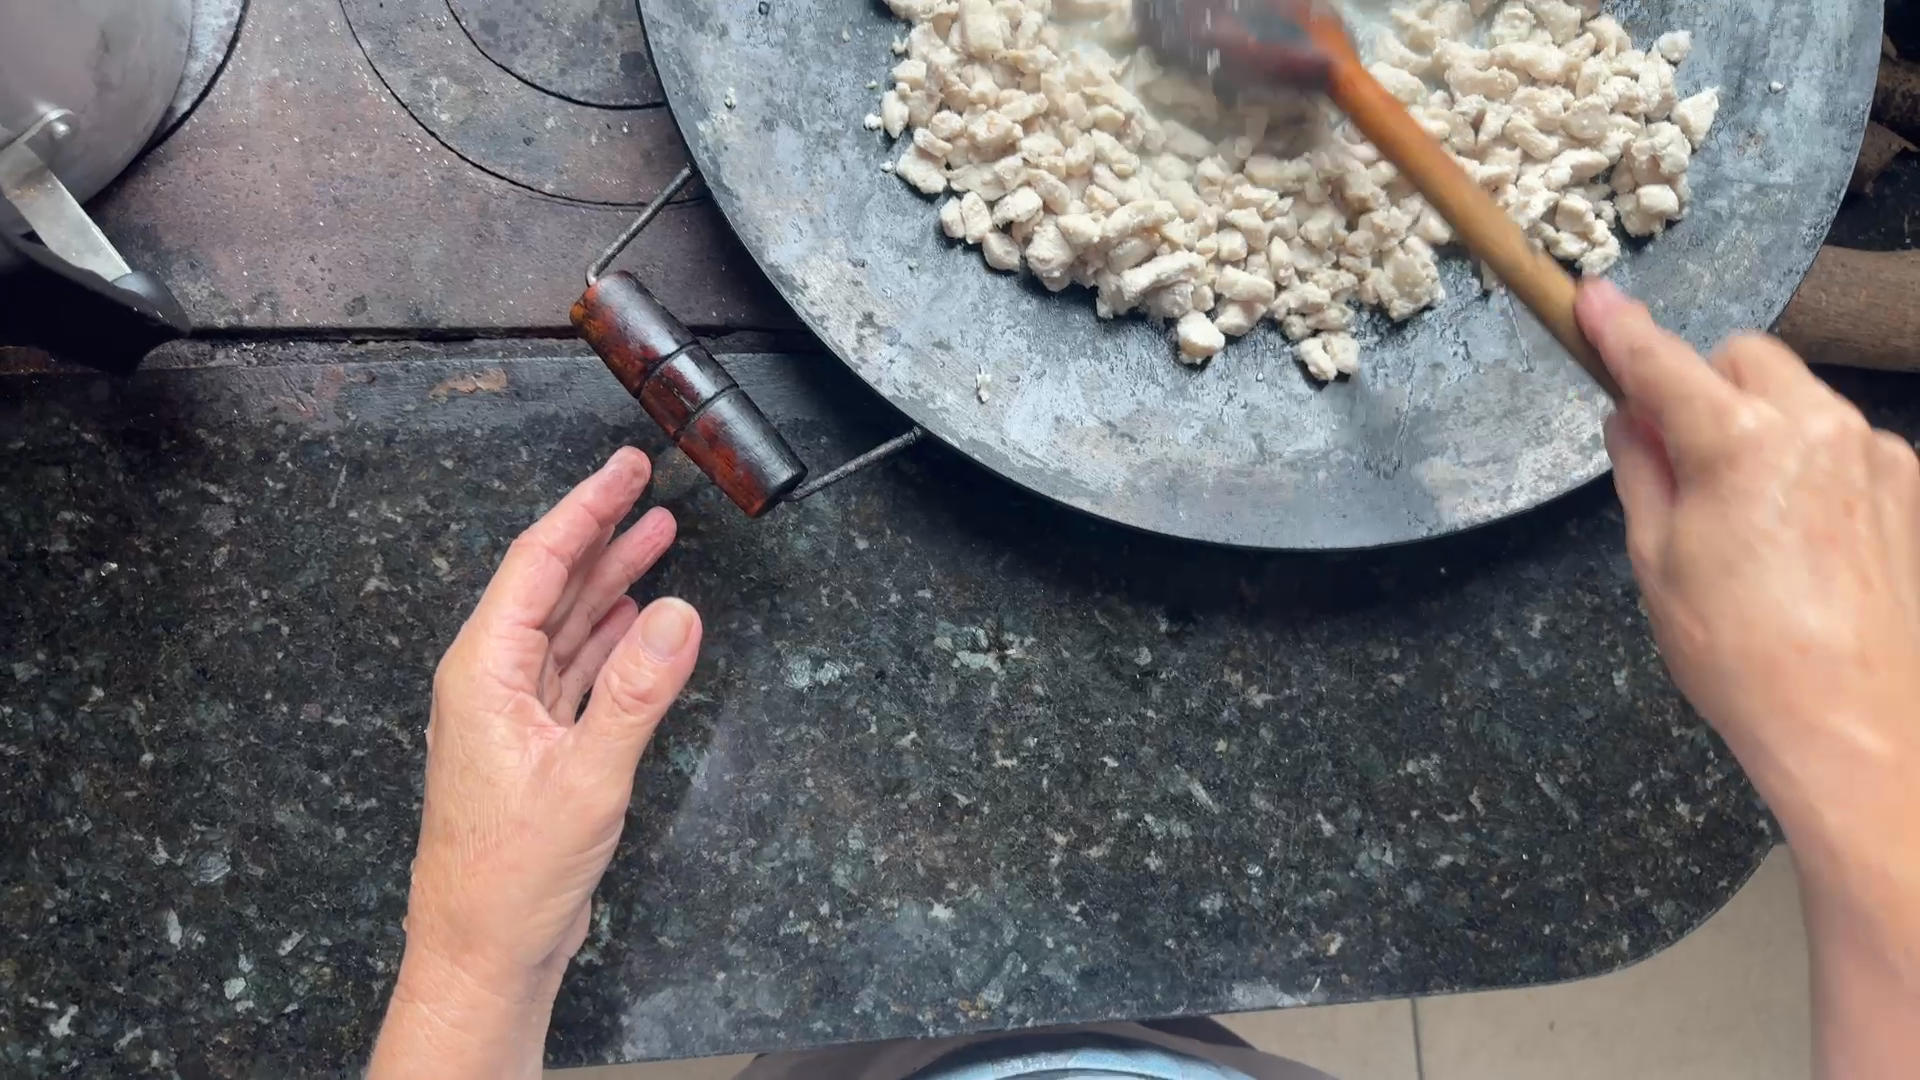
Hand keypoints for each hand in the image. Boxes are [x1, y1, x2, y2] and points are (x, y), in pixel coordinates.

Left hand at [369, 448, 702, 1079]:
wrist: (488, 949)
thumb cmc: (516, 871)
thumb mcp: (587, 778)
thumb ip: (636, 692)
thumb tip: (680, 612)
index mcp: (486, 670)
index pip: (539, 563)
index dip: (585, 508)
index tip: (626, 469)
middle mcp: (496, 676)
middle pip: (553, 580)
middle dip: (602, 528)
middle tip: (645, 483)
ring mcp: (521, 704)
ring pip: (571, 617)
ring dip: (613, 575)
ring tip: (656, 534)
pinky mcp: (546, 732)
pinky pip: (583, 660)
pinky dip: (613, 630)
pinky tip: (637, 613)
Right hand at [1579, 281, 1919, 1079]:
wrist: (1854, 721)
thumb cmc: (1725, 641)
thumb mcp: (1652, 554)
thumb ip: (1640, 470)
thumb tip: (1628, 417)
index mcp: (1745, 447)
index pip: (1665, 367)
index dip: (1621, 330)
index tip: (1588, 296)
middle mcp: (1825, 430)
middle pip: (1746, 358)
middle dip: (1694, 378)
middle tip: (1653, 439)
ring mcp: (1878, 456)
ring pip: (1792, 394)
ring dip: (1741, 415)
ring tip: (1712, 497)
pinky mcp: (1907, 486)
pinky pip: (1833, 435)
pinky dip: (1788, 449)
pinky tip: (1774, 519)